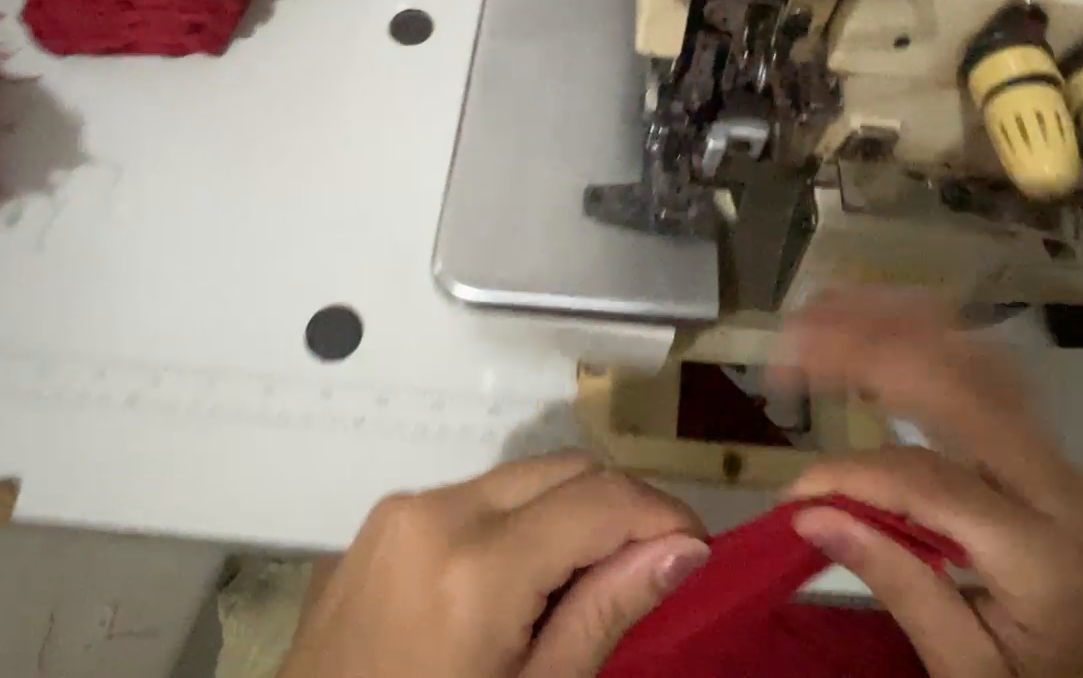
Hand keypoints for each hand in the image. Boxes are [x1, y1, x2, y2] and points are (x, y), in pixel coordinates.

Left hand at [280, 452, 709, 677]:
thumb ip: (604, 613)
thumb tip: (684, 549)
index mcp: (475, 565)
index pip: (600, 500)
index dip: (663, 515)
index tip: (699, 551)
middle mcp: (437, 508)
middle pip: (565, 469)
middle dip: (621, 507)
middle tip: (652, 568)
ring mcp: (401, 507)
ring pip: (524, 476)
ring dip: (571, 510)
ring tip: (587, 581)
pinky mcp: (383, 518)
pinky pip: (478, 494)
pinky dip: (521, 519)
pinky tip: (523, 579)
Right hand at [772, 289, 1082, 677]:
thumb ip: (901, 586)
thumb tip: (810, 513)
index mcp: (1058, 561)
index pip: (933, 484)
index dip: (853, 474)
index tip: (794, 494)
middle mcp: (1080, 502)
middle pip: (965, 393)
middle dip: (874, 352)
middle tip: (798, 336)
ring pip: (990, 376)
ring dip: (907, 335)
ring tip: (838, 309)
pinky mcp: (1073, 483)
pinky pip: (1004, 401)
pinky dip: (943, 361)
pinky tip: (897, 336)